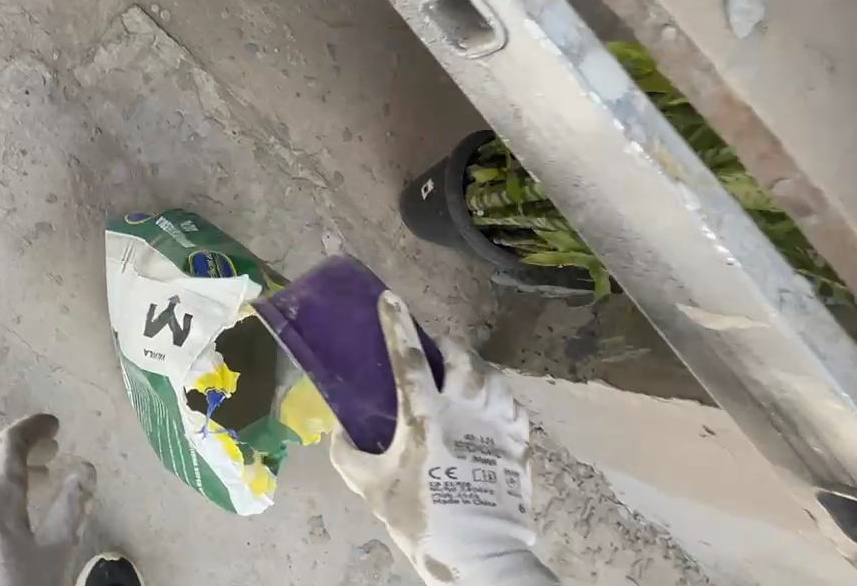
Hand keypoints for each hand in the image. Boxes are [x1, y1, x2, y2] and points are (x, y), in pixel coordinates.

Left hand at [0, 414, 96, 585]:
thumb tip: (85, 470)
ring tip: (40, 482)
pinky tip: (16, 516)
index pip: (9, 442)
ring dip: (7, 470)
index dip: (33, 428)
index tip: (56, 425)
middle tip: (51, 451)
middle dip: (20, 446)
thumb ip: (71, 508)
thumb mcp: (56, 555)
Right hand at [330, 293, 556, 585]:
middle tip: (435, 348)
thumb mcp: (371, 489)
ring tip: (464, 374)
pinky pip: (514, 406)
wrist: (481, 560)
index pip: (409, 358)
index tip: (390, 297)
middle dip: (447, 344)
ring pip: (493, 378)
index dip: (398, 324)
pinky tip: (490, 404)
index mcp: (424, 418)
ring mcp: (497, 429)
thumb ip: (347, 455)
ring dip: (475, 368)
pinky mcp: (520, 448)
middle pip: (462, 358)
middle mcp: (464, 413)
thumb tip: (336, 432)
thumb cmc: (423, 520)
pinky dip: (500, 396)